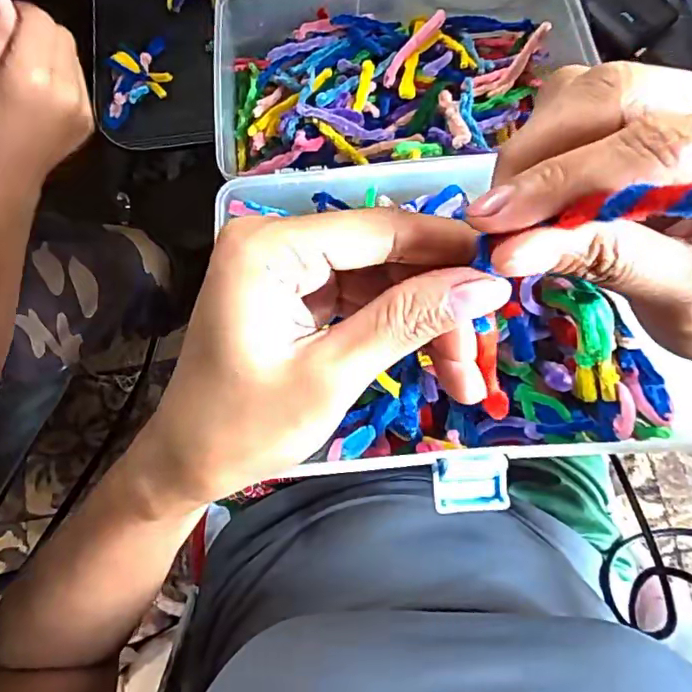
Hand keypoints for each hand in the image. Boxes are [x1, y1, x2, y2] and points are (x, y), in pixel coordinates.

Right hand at [0, 0, 91, 178]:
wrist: (2, 181)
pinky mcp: (90, 117)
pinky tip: (41, 94)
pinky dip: (63, 75)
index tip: (3, 25)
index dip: (20, 13)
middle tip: (11, 51)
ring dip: (52, 52)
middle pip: (61, 32)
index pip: (40, 19)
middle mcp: (65, 88)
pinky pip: (80, 78)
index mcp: (32, 75)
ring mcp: (83, 105)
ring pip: (73, 53)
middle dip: (38, 31)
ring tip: (26, 75)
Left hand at [128, 209, 510, 506]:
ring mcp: (284, 265)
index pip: (379, 229)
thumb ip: (405, 321)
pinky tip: (432, 361)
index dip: (447, 249)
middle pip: (383, 254)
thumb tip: (482, 284)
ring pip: (379, 278)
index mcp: (269, 246)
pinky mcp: (293, 291)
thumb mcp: (331, 376)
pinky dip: (395, 327)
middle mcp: (275, 240)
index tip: (504, 275)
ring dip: (423, 321)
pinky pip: (359, 296)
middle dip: (437, 302)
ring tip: (462, 377)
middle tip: (480, 357)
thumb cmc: (243, 428)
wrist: (186, 463)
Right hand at [464, 61, 691, 382]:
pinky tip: (535, 195)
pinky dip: (541, 147)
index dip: (575, 179)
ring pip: (592, 89)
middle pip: (625, 93)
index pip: (674, 142)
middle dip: (544, 157)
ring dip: (534, 148)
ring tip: (512, 213)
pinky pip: (580, 103)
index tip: (501, 220)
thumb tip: (512, 247)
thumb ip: (612, 262)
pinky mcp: (658, 105)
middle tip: (492, 217)